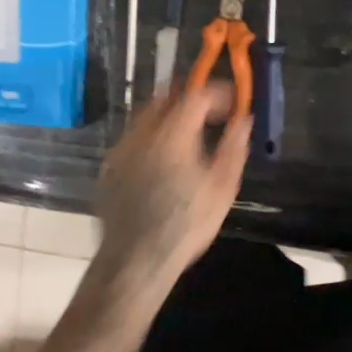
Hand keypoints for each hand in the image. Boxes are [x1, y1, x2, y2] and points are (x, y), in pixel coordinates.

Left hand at [94, 83, 250, 280]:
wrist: (136, 258)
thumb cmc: (186, 224)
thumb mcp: (222, 187)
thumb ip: (234, 147)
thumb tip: (242, 120)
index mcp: (172, 133)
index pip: (196, 94)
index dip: (218, 93)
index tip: (234, 102)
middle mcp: (141, 133)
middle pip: (166, 97)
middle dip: (190, 98)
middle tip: (211, 113)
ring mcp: (121, 149)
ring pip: (145, 118)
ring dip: (169, 118)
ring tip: (189, 138)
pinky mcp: (109, 168)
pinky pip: (132, 140)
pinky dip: (151, 139)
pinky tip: (162, 161)